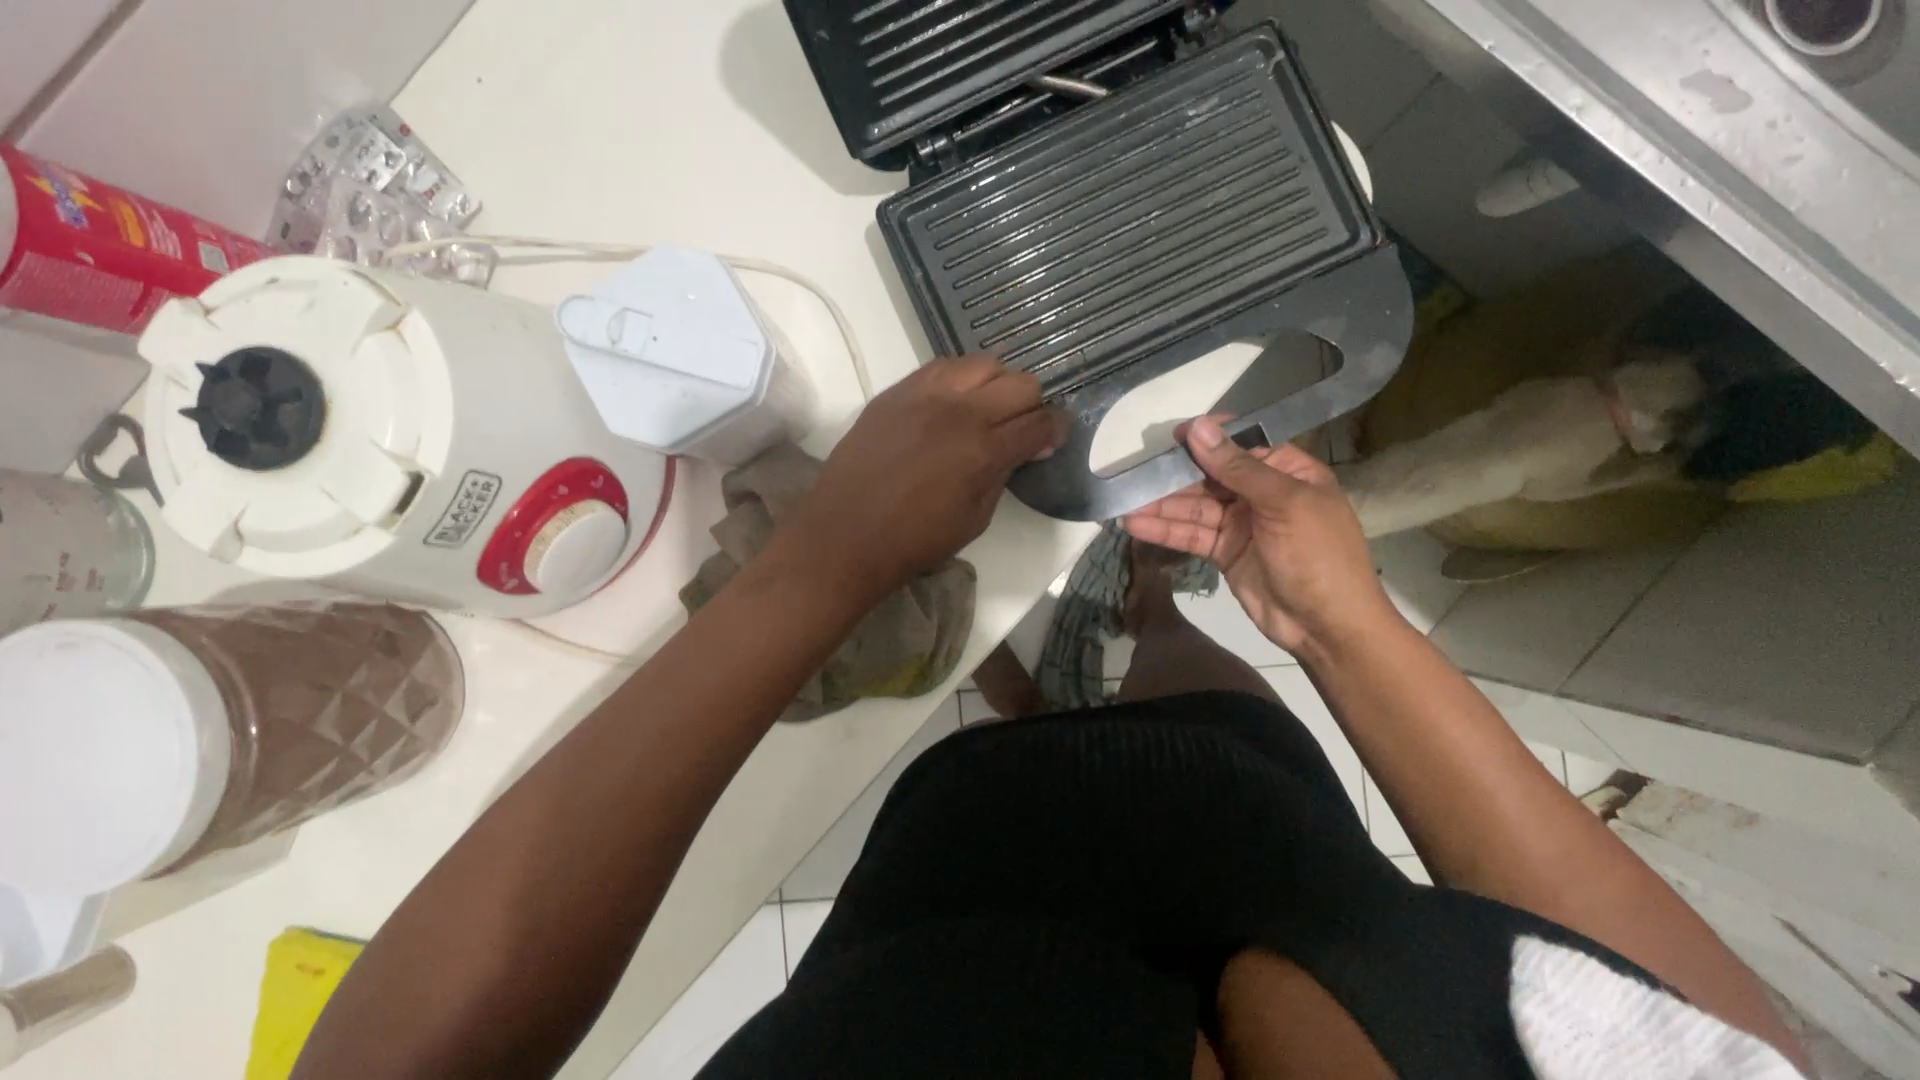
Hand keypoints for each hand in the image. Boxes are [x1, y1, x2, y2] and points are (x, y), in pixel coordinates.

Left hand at [790, 354, 1066, 593]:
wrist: (846, 535)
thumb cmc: (915, 541)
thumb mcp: (974, 519)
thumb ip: (1003, 475)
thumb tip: (1024, 449)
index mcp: (983, 450)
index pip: (1040, 421)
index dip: (1056, 428)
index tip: (1053, 437)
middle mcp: (959, 411)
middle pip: (1020, 382)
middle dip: (1031, 404)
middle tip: (1020, 426)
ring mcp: (924, 395)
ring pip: (982, 363)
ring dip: (995, 383)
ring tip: (985, 409)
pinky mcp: (896, 392)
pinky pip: (941, 367)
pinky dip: (959, 379)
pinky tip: (952, 403)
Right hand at [1121, 416, 1399, 660]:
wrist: (1328, 627)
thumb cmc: (1319, 556)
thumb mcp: (1283, 504)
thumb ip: (1237, 467)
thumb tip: (1198, 427)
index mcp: (1288, 472)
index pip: (1242, 445)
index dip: (1208, 439)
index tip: (1174, 436)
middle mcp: (1262, 493)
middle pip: (1211, 475)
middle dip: (1175, 475)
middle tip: (1136, 473)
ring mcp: (1242, 524)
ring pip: (1195, 506)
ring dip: (1162, 505)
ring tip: (1125, 501)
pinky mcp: (1225, 552)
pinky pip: (1191, 535)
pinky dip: (1165, 531)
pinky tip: (1136, 525)